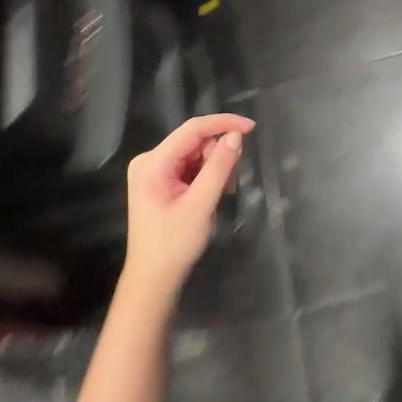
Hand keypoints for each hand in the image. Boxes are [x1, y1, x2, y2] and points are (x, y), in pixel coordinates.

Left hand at [123, 114, 253, 292]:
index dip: (223, 124)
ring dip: (214, 168)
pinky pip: (191, 165)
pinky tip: (210, 195)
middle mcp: (150, 160)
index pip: (192, 129)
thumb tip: (236, 136)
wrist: (154, 277)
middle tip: (229, 184)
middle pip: (195, 141)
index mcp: (153, 163)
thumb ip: (219, 168)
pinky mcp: (161, 181)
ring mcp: (154, 170)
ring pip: (195, 153)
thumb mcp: (201, 204)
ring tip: (219, 194)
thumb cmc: (174, 243)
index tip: (251, 128)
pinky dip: (206, 175)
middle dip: (218, 155)